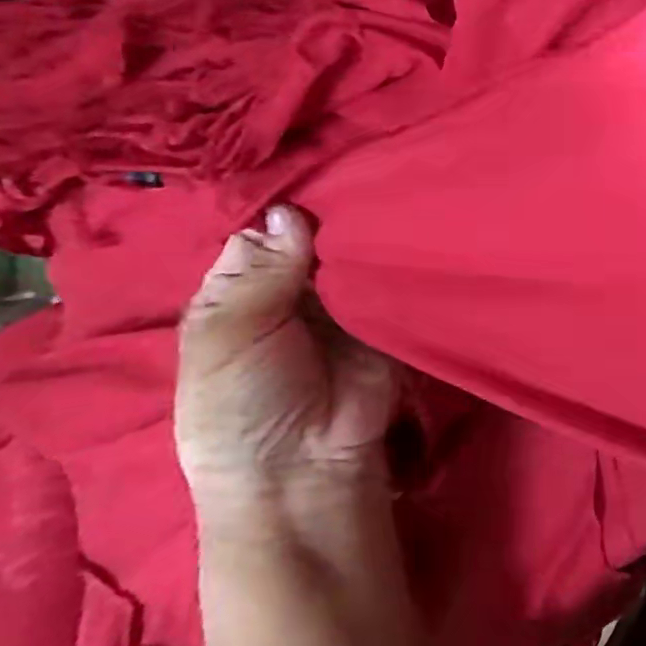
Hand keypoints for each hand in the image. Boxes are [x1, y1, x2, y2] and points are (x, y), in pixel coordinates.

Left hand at [176, 205, 397, 510]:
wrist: (308, 465)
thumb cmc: (243, 405)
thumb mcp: (226, 337)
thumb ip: (259, 275)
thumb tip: (290, 212)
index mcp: (244, 290)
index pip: (268, 233)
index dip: (289, 211)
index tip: (319, 180)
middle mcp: (299, 288)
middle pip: (321, 237)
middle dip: (340, 215)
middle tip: (368, 182)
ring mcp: (351, 302)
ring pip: (362, 254)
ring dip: (377, 234)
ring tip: (398, 199)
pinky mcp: (393, 316)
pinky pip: (399, 280)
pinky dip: (406, 261)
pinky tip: (420, 232)